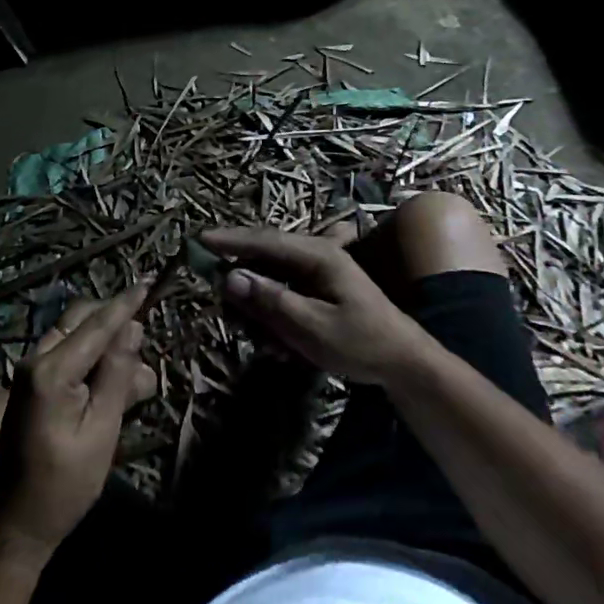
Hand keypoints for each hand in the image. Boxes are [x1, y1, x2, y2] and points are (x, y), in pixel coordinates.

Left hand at [0, 285, 155, 565]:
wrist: (15, 519)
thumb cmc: (64, 482)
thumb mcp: (101, 429)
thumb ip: (117, 374)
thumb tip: (132, 327)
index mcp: (51, 370)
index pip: (97, 324)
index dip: (126, 303)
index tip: (150, 281)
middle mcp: (36, 358)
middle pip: (83, 318)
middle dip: (117, 320)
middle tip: (147, 335)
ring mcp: (31, 368)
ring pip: (76, 333)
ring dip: (107, 340)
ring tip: (135, 369)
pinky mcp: (33, 381)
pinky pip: (68, 351)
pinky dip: (93, 354)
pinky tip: (114, 378)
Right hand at [201, 227, 431, 384]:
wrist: (403, 363)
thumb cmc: (361, 342)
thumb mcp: (312, 327)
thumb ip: (271, 301)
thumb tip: (230, 277)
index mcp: (318, 255)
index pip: (265, 241)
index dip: (231, 240)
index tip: (199, 239)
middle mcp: (316, 255)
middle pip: (264, 258)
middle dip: (242, 282)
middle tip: (226, 308)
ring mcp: (317, 272)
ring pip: (270, 280)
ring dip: (260, 310)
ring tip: (268, 344)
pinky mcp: (317, 290)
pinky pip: (283, 296)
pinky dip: (275, 319)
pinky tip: (282, 349)